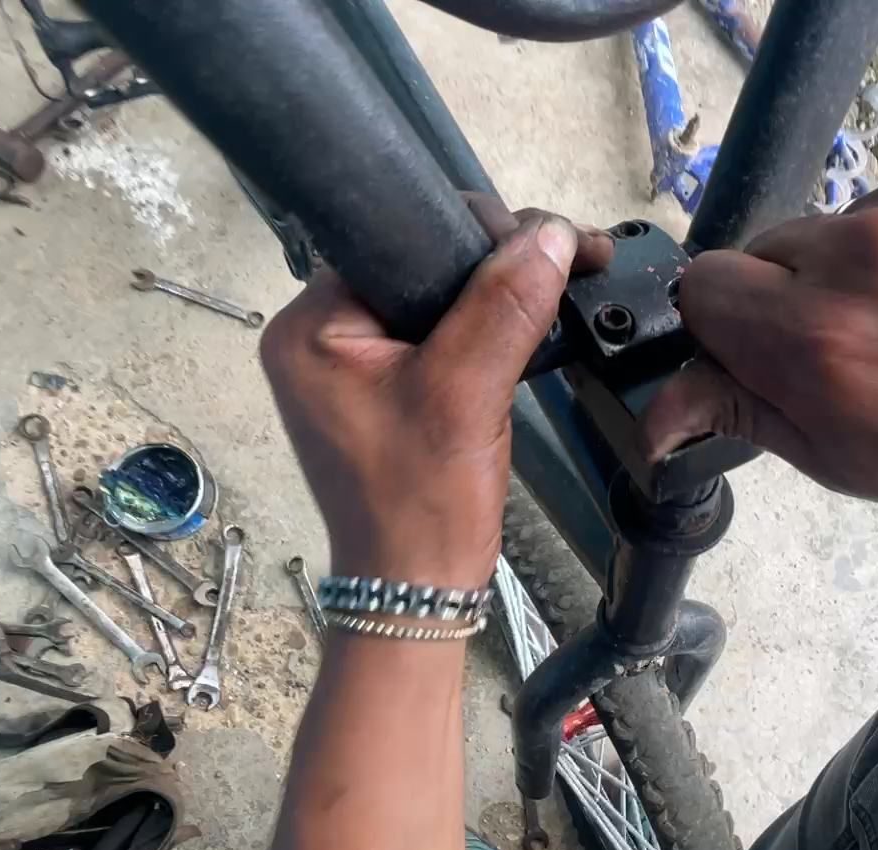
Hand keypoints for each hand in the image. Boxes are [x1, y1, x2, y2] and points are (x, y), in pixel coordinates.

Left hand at [259, 204, 605, 588]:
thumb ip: (503, 309)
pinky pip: (438, 341)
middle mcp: (321, 337)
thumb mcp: (464, 397)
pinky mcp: (384, 394)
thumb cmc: (423, 504)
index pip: (397, 239)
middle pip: (418, 268)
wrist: (418, 590)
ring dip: (496, 299)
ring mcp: (352, 368)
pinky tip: (528, 329)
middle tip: (566, 259)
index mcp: (312, 326)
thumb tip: (552, 233)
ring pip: (435, 304)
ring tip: (559, 286)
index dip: (475, 230)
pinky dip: (484, 334)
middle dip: (494, 264)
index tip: (544, 240)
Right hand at [643, 152, 877, 528]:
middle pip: (757, 252)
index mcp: (816, 342)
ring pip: (822, 227)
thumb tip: (658, 411)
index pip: (701, 289)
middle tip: (840, 348)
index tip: (755, 352)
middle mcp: (856, 256)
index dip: (719, 326)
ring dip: (838, 272)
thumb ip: (740, 412)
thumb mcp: (840, 461)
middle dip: (778, 299)